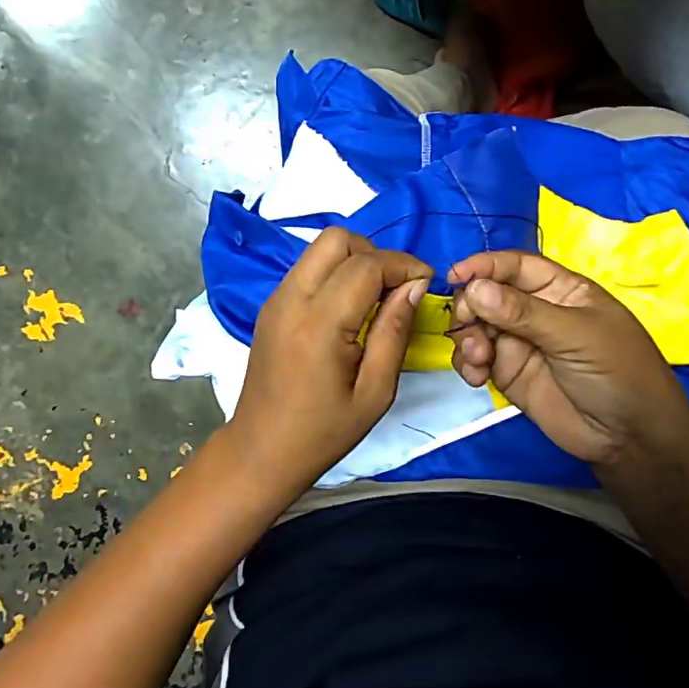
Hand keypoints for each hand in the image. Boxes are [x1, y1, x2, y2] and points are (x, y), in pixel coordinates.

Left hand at [229, 228, 432, 491]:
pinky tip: (349, 307)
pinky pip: (307, 268)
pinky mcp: (270, 305)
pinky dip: (334, 272)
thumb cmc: (323, 431)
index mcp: (319, 323)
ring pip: (319, 249)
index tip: (426, 282)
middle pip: (336, 239)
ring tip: (376, 297)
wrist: (262, 448)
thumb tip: (414, 286)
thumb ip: (395, 331)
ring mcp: (276, 299)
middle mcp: (292, 299)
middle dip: (375, 253)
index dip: (403, 265)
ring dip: (354, 260)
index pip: (366, 265)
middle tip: (397, 287)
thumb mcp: (375, 391)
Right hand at [447, 251, 688, 466]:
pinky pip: (474, 358)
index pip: (514, 266)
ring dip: (466, 337)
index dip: (484, 266)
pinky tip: (477, 376)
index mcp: (559, 290)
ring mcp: (518, 342)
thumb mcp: (575, 335)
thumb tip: (474, 289)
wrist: (630, 439)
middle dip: (470, 306)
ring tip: (478, 358)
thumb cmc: (618, 373)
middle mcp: (534, 311)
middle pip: (486, 294)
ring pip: (475, 325)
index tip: (455, 275)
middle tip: (468, 325)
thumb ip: (523, 312)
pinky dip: (467, 363)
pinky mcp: (506, 372)